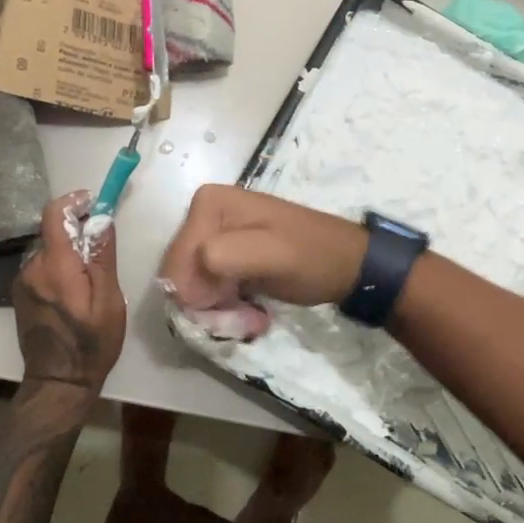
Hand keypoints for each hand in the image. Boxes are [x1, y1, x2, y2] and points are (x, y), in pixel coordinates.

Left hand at [14, 191, 126, 390]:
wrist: (58, 383)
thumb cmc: (91, 343)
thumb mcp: (108, 300)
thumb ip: (102, 257)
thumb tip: (101, 218)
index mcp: (54, 266)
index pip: (53, 215)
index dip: (72, 201)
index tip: (93, 202)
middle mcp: (31, 268)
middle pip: (53, 233)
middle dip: (78, 233)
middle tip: (102, 252)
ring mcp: (22, 282)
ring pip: (48, 251)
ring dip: (68, 254)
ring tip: (91, 280)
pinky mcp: (21, 295)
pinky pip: (42, 268)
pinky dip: (59, 269)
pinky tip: (74, 293)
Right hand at [157, 184, 365, 339]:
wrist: (347, 263)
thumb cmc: (312, 256)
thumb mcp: (271, 254)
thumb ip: (223, 256)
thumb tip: (183, 278)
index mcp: (208, 204)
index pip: (176, 264)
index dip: (198, 297)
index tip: (233, 312)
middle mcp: (202, 214)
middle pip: (181, 275)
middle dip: (208, 305)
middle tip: (247, 318)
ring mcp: (213, 234)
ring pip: (192, 287)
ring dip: (218, 310)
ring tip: (252, 317)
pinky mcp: (224, 255)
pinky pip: (206, 289)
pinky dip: (225, 307)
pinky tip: (251, 311)